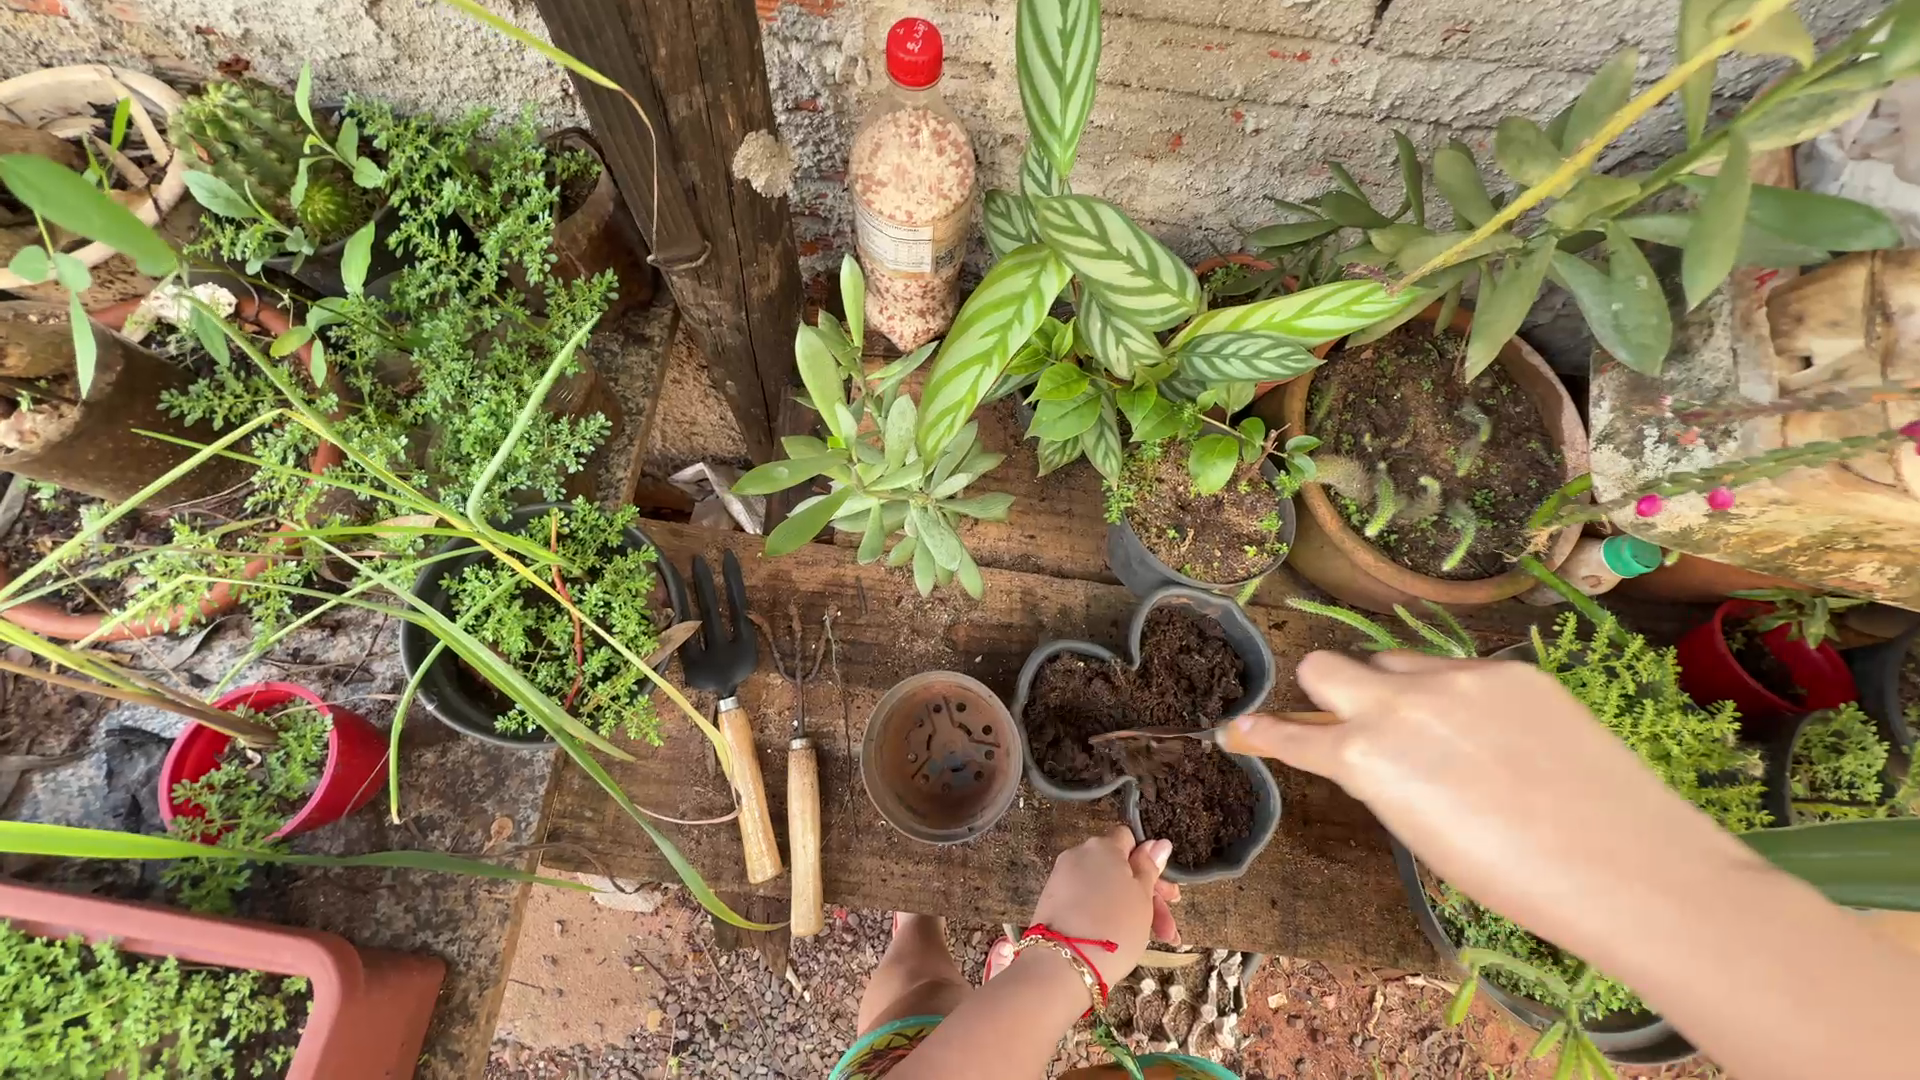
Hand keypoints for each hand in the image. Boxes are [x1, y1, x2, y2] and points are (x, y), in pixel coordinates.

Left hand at [1028, 826, 1180, 987]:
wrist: (1065, 962)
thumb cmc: (1114, 926)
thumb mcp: (1142, 897)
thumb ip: (1149, 867)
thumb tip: (1159, 842)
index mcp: (1103, 845)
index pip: (1129, 839)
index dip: (1147, 862)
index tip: (1163, 891)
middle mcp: (1080, 854)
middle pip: (1119, 867)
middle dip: (1146, 894)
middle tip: (1166, 927)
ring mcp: (1064, 876)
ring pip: (1105, 887)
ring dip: (1131, 909)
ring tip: (1155, 941)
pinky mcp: (1053, 899)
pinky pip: (1087, 899)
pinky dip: (1105, 913)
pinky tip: (1122, 939)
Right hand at [1215, 651, 1760, 946]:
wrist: (1637, 873)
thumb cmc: (1512, 877)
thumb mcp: (1416, 829)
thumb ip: (1374, 774)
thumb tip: (1356, 749)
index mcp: (1365, 758)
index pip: (1289, 734)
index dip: (1260, 732)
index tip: (1239, 726)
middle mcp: (1396, 705)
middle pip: (1323, 665)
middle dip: (1326, 691)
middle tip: (1358, 722)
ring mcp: (1454, 678)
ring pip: (1390, 662)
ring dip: (1393, 689)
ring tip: (1442, 731)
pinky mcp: (1509, 668)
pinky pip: (1457, 670)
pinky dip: (1459, 696)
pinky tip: (1502, 734)